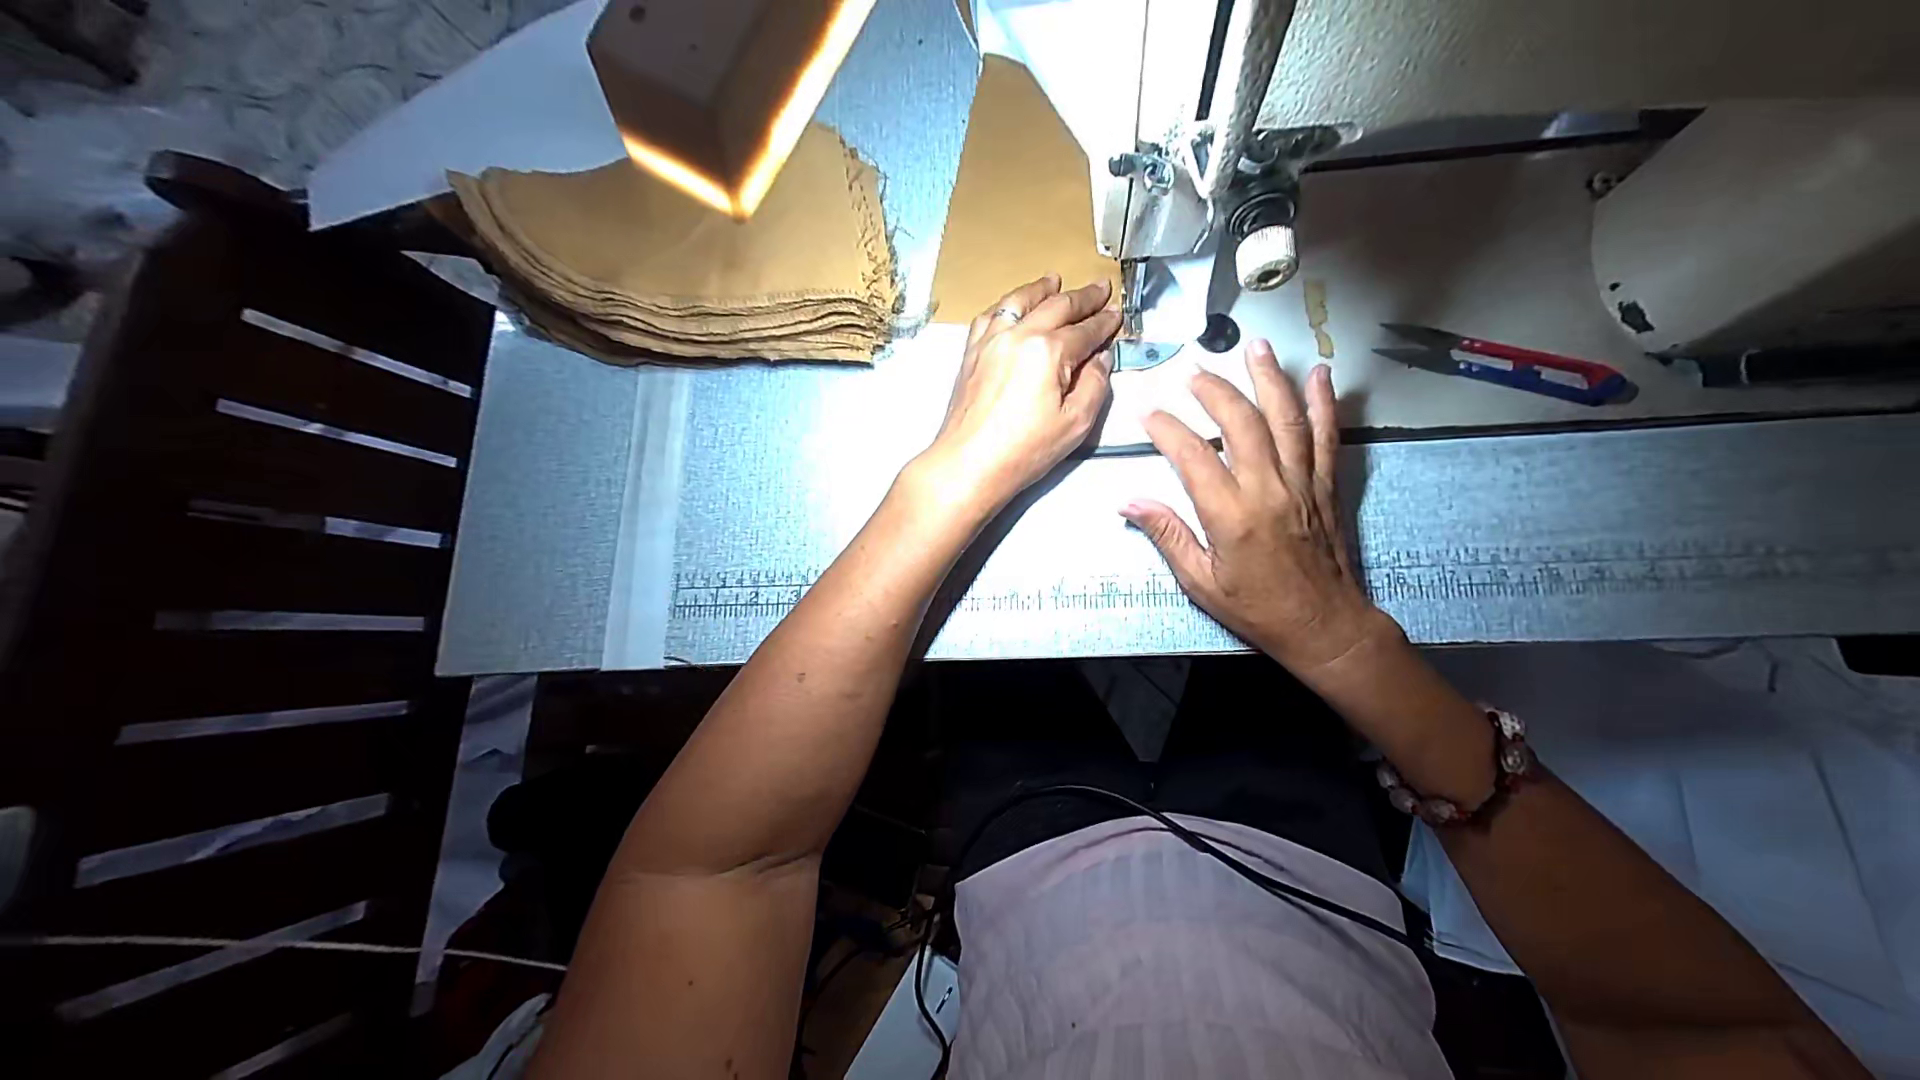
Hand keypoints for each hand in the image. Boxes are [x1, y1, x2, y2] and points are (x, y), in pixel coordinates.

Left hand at [909, 274, 1119, 518]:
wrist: (968, 463)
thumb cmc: (1022, 451)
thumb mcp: (1076, 423)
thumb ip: (1094, 384)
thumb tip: (1099, 359)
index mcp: (1048, 350)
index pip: (1085, 329)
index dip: (1104, 322)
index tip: (1116, 315)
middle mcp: (1018, 335)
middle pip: (1056, 306)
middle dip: (1082, 297)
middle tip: (1099, 289)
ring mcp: (990, 341)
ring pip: (1018, 301)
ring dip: (1041, 289)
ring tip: (1054, 280)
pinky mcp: (972, 353)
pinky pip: (990, 315)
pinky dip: (1007, 304)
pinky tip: (1012, 305)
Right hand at [1122, 339, 1391, 681]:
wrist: (1324, 626)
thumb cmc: (1256, 608)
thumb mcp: (1200, 582)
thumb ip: (1167, 535)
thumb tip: (1128, 503)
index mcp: (1231, 515)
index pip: (1193, 456)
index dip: (1167, 429)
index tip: (1148, 414)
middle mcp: (1268, 489)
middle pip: (1241, 423)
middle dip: (1215, 391)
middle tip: (1194, 373)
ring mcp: (1303, 483)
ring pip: (1286, 419)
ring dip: (1270, 379)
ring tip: (1256, 347)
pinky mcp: (1327, 485)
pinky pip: (1327, 436)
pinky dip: (1323, 403)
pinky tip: (1320, 374)